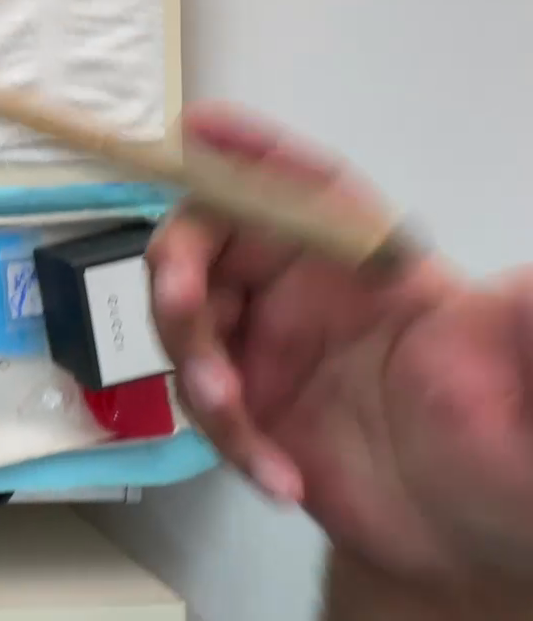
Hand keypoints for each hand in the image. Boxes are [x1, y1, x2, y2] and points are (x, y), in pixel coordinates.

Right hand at [149, 105, 532, 592]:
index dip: (250, 153)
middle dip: (180, 268)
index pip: (305, 191)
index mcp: (366, 267)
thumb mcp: (522, 394)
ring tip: (237, 414)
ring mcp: (258, 342)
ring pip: (183, 320)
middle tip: (182, 306)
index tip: (199, 124)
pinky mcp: (235, 394)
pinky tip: (278, 476)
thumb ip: (515, 329)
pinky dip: (227, 434)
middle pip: (207, 245)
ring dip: (196, 360)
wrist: (465, 553)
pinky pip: (198, 397)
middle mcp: (298, 290)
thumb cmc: (510, 464)